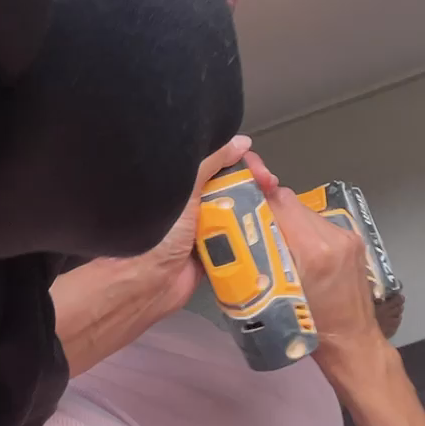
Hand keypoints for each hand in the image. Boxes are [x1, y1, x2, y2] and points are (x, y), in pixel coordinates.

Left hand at [49, 134, 253, 374]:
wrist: (147, 282)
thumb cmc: (159, 231)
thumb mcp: (184, 188)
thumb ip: (209, 163)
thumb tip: (240, 142)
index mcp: (182, 183)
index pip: (218, 165)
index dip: (240, 162)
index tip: (259, 167)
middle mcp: (192, 204)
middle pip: (232, 188)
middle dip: (254, 184)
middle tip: (271, 184)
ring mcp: (203, 230)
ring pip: (238, 214)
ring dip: (257, 210)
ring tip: (277, 204)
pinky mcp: (212, 254)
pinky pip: (237, 241)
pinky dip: (252, 236)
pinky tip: (271, 229)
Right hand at [244, 151, 394, 383]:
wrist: (352, 341)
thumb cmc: (309, 326)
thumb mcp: (274, 291)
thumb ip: (260, 254)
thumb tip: (237, 226)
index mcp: (313, 250)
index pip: (279, 202)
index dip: (257, 200)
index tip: (240, 208)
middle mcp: (333, 236)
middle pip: (290, 201)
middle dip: (269, 210)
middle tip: (253, 226)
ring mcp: (346, 235)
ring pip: (303, 209)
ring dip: (286, 219)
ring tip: (276, 240)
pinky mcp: (353, 238)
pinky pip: (317, 221)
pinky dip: (303, 228)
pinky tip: (298, 247)